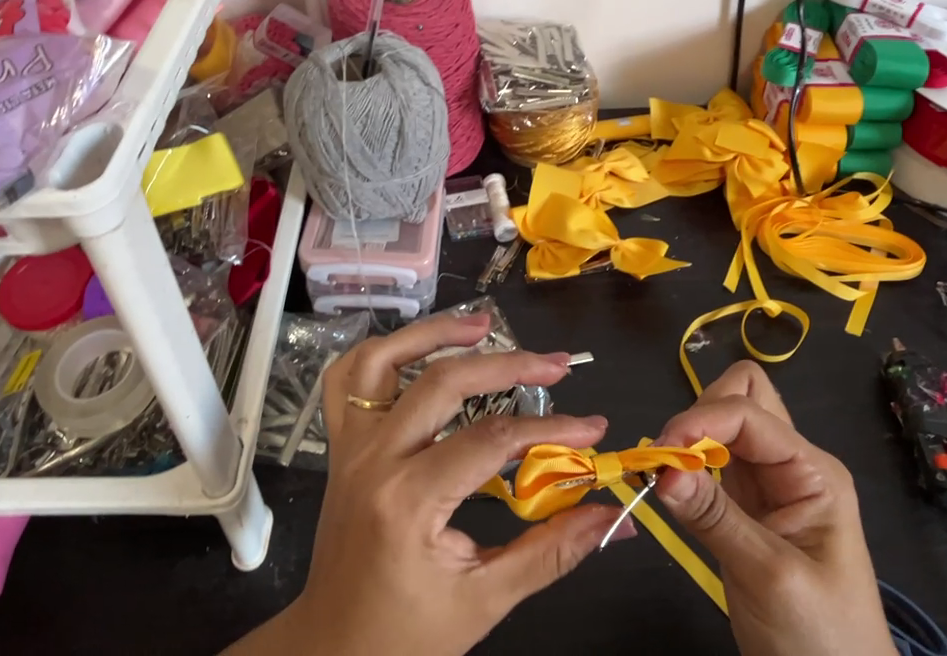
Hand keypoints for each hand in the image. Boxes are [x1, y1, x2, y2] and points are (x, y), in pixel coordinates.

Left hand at [228, 312, 625, 655]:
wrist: (332, 650)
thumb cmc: (408, 633)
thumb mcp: (485, 600)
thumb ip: (552, 553)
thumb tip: (615, 520)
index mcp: (409, 501)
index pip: (492, 441)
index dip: (550, 429)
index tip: (594, 428)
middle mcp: (374, 459)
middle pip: (443, 383)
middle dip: (508, 365)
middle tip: (558, 363)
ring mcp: (350, 447)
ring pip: (382, 361)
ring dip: (433, 333)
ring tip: (483, 323)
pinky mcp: (340, 446)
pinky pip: (346, 380)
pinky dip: (380, 353)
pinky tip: (416, 348)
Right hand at [653, 361, 893, 655]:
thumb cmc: (822, 637)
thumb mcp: (768, 577)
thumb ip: (714, 517)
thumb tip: (660, 469)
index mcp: (812, 470)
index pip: (748, 413)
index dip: (700, 421)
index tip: (658, 454)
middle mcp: (790, 464)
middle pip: (741, 398)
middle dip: (698, 415)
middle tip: (669, 459)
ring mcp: (767, 483)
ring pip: (722, 423)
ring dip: (690, 436)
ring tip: (665, 475)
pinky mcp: (744, 505)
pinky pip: (712, 460)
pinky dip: (687, 462)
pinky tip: (673, 486)